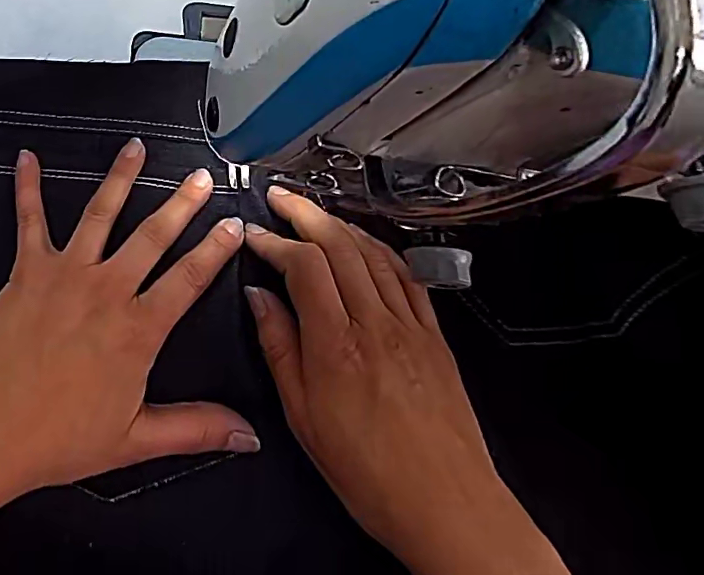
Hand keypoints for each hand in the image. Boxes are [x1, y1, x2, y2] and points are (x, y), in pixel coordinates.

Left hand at [0, 140, 256, 506]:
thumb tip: (245, 436)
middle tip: (201, 176)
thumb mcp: (134, 440)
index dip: (216, 249)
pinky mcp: (30, 269)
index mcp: (136, 329)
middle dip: (182, 202)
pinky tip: (28, 160)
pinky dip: (29, 188)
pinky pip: (30, 220)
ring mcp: (68, 273)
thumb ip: (194, 429)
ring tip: (137, 148)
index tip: (234, 225)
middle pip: (153, 235)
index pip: (189, 279)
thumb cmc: (54, 437)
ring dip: (122, 177)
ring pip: (102, 213)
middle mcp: (107, 290)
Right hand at [244, 188, 567, 574]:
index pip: (304, 265)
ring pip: (372, 250)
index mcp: (337, 345)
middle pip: (338, 243)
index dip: (275, 240)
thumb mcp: (305, 418)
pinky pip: (406, 273)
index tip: (255, 233)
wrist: (448, 505)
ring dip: (340, 222)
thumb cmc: (371, 473)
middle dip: (304, 211)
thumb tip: (259, 298)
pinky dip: (380, 247)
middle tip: (281, 197)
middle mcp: (375, 322)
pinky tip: (367, 243)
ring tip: (316, 212)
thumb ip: (280, 348)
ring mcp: (409, 323)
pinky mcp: (433, 332)